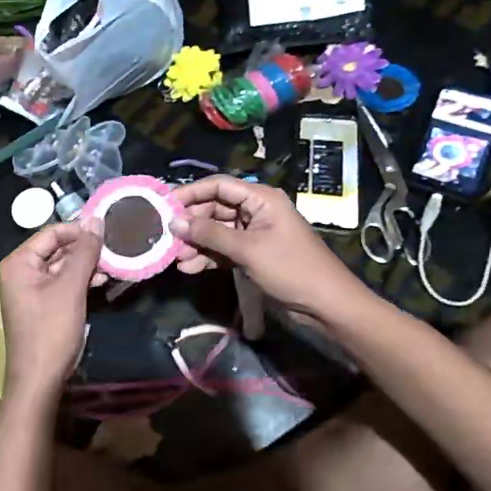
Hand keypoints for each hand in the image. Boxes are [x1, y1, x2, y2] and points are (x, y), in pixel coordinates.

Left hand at [0, 219, 103, 396]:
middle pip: (56, 248)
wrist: (39, 380)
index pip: (52, 233)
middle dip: (84, 249)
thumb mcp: (71, 287)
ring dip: (86, 265)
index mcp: (19, 262)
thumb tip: (96, 220)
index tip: (108, 232)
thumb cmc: (52, 330)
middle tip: (114, 249)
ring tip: (111, 266)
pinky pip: (62, 282)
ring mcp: (30, 289)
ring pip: (62, 266)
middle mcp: (20, 271)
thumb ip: (85, 251)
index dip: (79, 230)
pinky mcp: (41, 305)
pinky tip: (101, 281)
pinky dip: (80, 280)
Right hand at [168, 176, 363, 322]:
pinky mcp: (253, 254)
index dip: (190, 193)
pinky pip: (224, 249)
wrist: (326, 304)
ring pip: (217, 231)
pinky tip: (190, 268)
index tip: (164, 206)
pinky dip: (208, 257)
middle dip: (192, 224)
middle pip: (215, 208)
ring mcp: (254, 233)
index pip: (218, 185)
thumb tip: (175, 222)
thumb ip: (210, 234)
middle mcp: (256, 210)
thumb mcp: (248, 249)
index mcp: (260, 198)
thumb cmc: (290, 268)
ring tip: (177, 258)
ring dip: (197, 243)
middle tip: (167, 238)